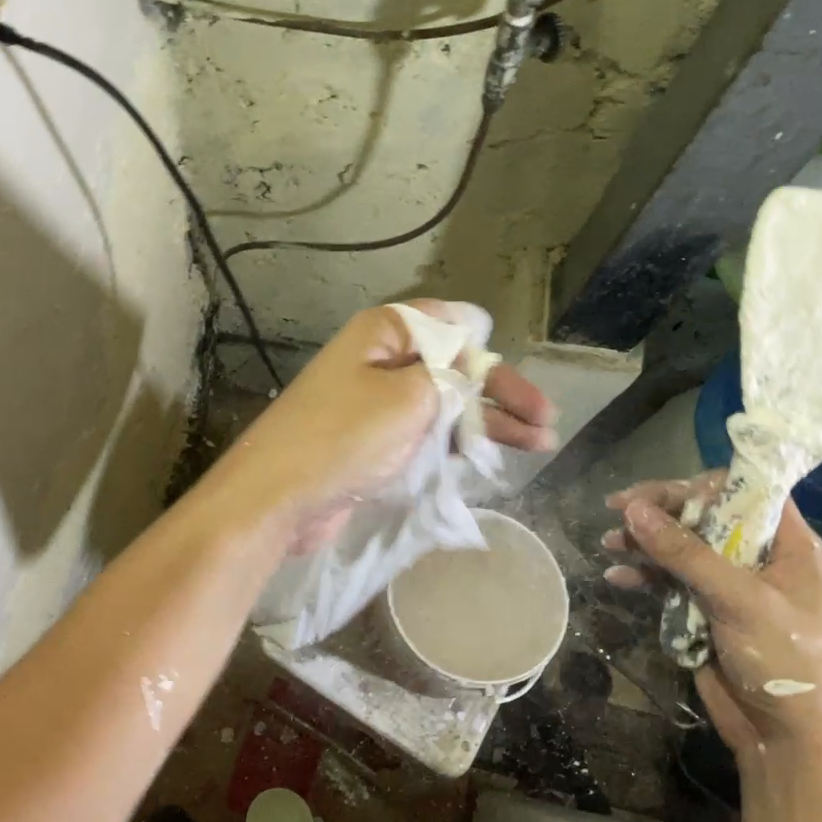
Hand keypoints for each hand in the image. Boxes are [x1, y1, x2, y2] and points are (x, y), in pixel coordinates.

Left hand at [200, 302, 556, 552]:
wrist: (275, 498)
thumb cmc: (342, 437)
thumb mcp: (408, 397)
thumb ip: (450, 378)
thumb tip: (472, 364)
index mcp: (383, 334)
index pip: (448, 323)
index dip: (486, 348)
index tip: (517, 382)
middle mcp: (378, 361)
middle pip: (453, 366)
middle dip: (500, 391)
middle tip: (546, 421)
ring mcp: (374, 405)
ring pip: (443, 404)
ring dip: (488, 421)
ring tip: (540, 444)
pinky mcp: (371, 444)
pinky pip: (423, 434)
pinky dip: (457, 443)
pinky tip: (491, 458)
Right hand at [602, 473, 821, 761]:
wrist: (792, 742)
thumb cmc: (787, 664)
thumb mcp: (739, 601)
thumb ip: (685, 553)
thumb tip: (633, 509)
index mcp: (789, 547)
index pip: (747, 492)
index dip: (702, 486)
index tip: (658, 495)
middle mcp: (761, 559)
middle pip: (705, 516)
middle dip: (660, 513)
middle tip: (616, 509)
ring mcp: (732, 587)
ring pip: (681, 547)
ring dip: (644, 543)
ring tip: (607, 544)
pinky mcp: (707, 613)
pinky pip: (670, 581)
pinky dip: (644, 576)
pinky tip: (616, 579)